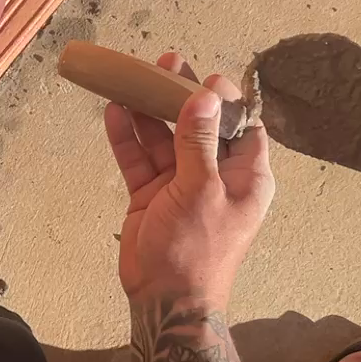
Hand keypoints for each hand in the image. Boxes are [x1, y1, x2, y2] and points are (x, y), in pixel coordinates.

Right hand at [104, 53, 274, 304]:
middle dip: (180, 96)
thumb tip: (204, 95)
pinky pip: (138, 160)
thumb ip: (199, 142)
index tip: (202, 77)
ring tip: (133, 79)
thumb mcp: (202, 190)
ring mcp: (179, 184)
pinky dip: (127, 138)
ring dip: (148, 112)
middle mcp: (214, 174)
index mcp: (246, 174)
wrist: (165, 299)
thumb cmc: (197, 249)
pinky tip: (114, 113)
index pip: (241, 124)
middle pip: (198, 125)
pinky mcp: (150, 195)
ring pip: (163, 139)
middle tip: (164, 63)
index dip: (223, 99)